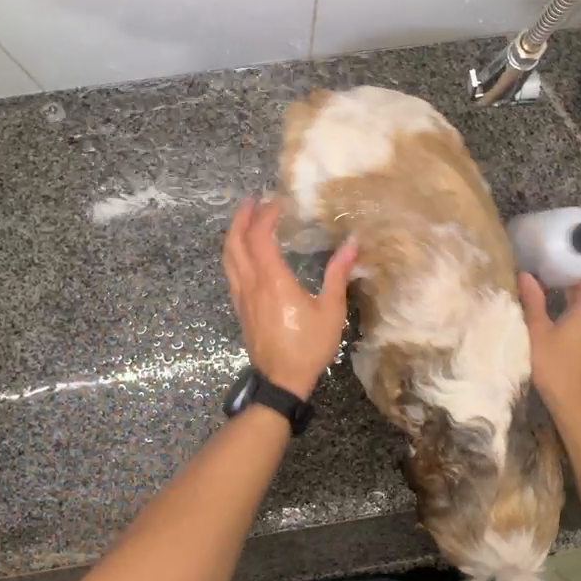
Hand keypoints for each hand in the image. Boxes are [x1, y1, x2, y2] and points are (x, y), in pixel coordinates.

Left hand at [222, 197, 357, 398]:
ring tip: (244, 220)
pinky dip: (234, 254)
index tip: (279, 202)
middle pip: (235, 242)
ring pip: (228, 257)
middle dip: (242, 217)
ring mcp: (242, 297)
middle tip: (253, 200)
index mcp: (273, 281)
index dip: (266, 215)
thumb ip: (338, 275)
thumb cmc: (309, 347)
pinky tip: (244, 253)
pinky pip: (230, 273)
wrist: (282, 380)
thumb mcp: (331, 311)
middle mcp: (251, 284)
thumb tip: (352, 244)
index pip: (260, 236)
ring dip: (233, 234)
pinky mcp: (241, 308)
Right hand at [519, 271, 580, 422]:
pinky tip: (552, 312)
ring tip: (546, 285)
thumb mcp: (537, 332)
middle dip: (572, 276)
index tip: (562, 256)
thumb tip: (526, 274)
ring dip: (570, 293)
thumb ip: (532, 302)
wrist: (572, 402)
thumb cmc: (555, 365)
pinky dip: (571, 309)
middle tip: (548, 266)